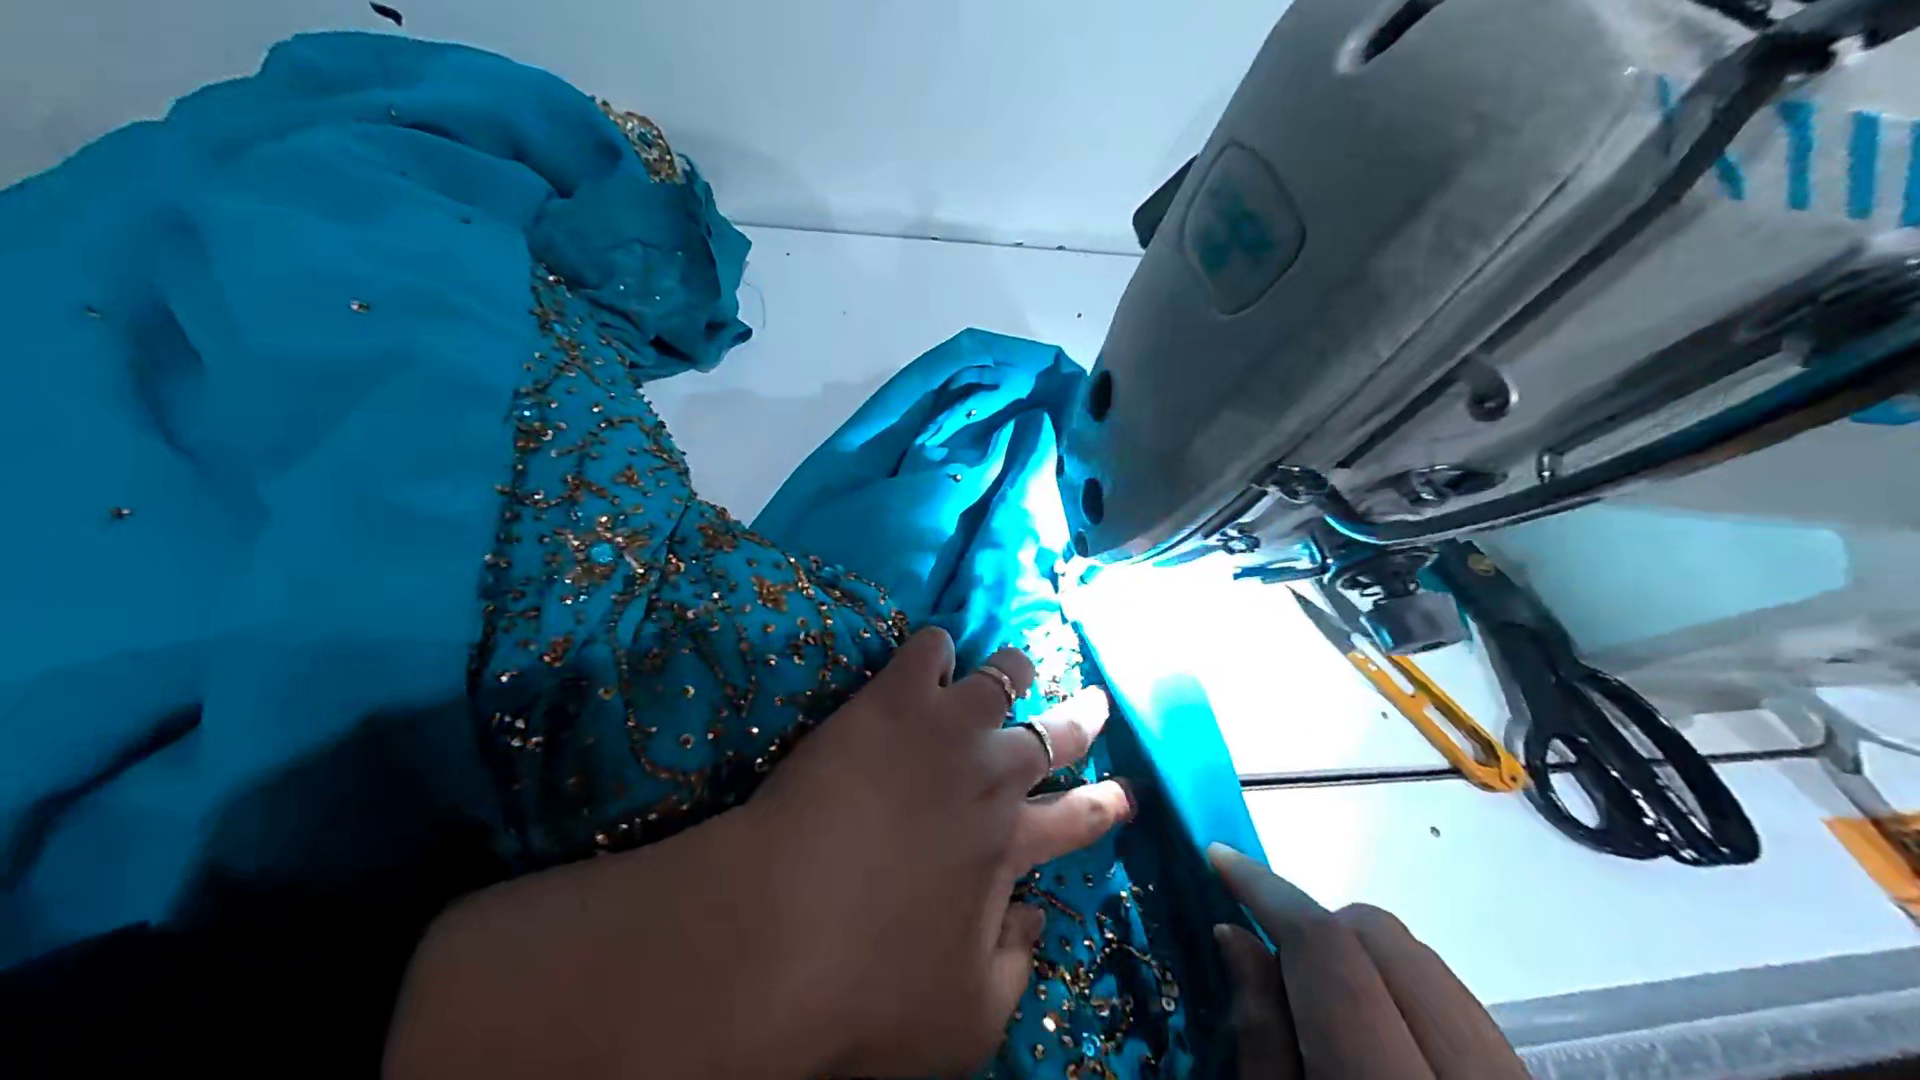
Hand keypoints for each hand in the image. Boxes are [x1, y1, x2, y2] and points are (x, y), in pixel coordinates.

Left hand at [745, 626, 1130, 1076]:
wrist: (779, 928)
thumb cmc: (869, 985)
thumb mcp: (966, 1018)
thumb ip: (1014, 966)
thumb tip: (1035, 919)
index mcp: (1011, 845)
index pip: (1078, 819)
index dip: (1107, 804)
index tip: (1126, 793)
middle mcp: (992, 776)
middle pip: (1053, 736)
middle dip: (1082, 719)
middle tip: (1096, 703)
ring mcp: (944, 729)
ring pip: (999, 676)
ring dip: (1014, 670)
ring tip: (1017, 664)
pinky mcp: (891, 700)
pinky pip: (928, 649)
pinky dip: (937, 647)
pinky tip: (934, 651)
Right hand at [1208, 845, 1527, 1079]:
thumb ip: (1261, 1038)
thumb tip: (1237, 937)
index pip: (1331, 953)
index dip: (1269, 892)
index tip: (1220, 859)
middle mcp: (1474, 1077)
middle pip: (1383, 936)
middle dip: (1316, 926)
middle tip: (1273, 960)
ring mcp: (1515, 1079)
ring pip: (1426, 960)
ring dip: (1359, 955)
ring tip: (1323, 1002)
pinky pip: (1462, 1003)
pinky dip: (1404, 991)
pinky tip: (1379, 1033)